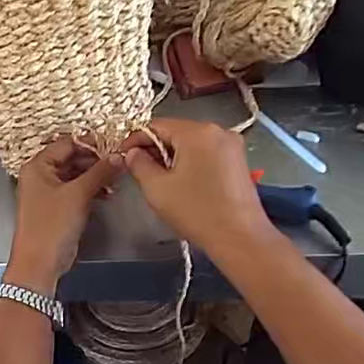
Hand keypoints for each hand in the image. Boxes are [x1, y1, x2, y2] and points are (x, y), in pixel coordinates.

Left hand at [7, 137, 121, 292]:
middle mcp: (40, 176)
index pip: (67, 144)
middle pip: (71, 158)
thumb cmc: (50, 227)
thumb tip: (117, 157)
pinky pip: (76, 190)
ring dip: (95, 176)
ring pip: (75, 175)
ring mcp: (48, 193)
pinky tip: (106, 192)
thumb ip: (100, 172)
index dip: (90, 144)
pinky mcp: (57, 208)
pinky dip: (91, 189)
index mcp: (37, 166)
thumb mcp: (78, 194)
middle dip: (95, 161)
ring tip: (115, 178)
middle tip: (118, 163)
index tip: (112, 146)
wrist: (40, 262)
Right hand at [124, 119, 272, 254]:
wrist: (240, 237)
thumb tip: (133, 153)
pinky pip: (206, 152)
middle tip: (138, 169)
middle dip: (154, 148)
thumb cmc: (197, 212)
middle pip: (176, 131)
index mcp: (197, 132)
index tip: (123, 155)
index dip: (135, 140)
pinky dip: (190, 161)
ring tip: (159, 179)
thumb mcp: (157, 188)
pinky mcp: (238, 160)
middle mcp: (217, 131)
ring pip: (191, 143)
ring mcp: (231, 145)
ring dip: (172, 156)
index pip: (157, 125)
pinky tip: (182, 182)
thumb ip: (139, 164)